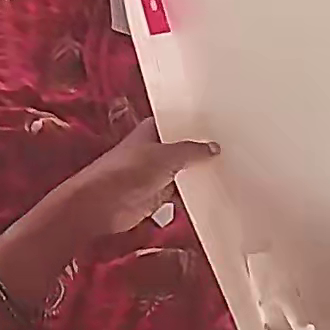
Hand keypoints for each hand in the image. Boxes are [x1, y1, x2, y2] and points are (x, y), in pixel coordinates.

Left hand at [46, 119, 219, 238]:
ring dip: (196, 175)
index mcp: (151, 131)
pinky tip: (209, 194)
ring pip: (181, 172)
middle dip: (199, 152)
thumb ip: (191, 151)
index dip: (195, 125)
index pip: (177, 124)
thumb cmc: (125, 171)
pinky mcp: (155, 196)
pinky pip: (178, 194)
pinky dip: (191, 195)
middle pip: (181, 150)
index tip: (218, 127)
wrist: (101, 205)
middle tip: (228, 150)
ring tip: (224, 171)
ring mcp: (153, 174)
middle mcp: (153, 151)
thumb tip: (212, 148)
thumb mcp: (166, 155)